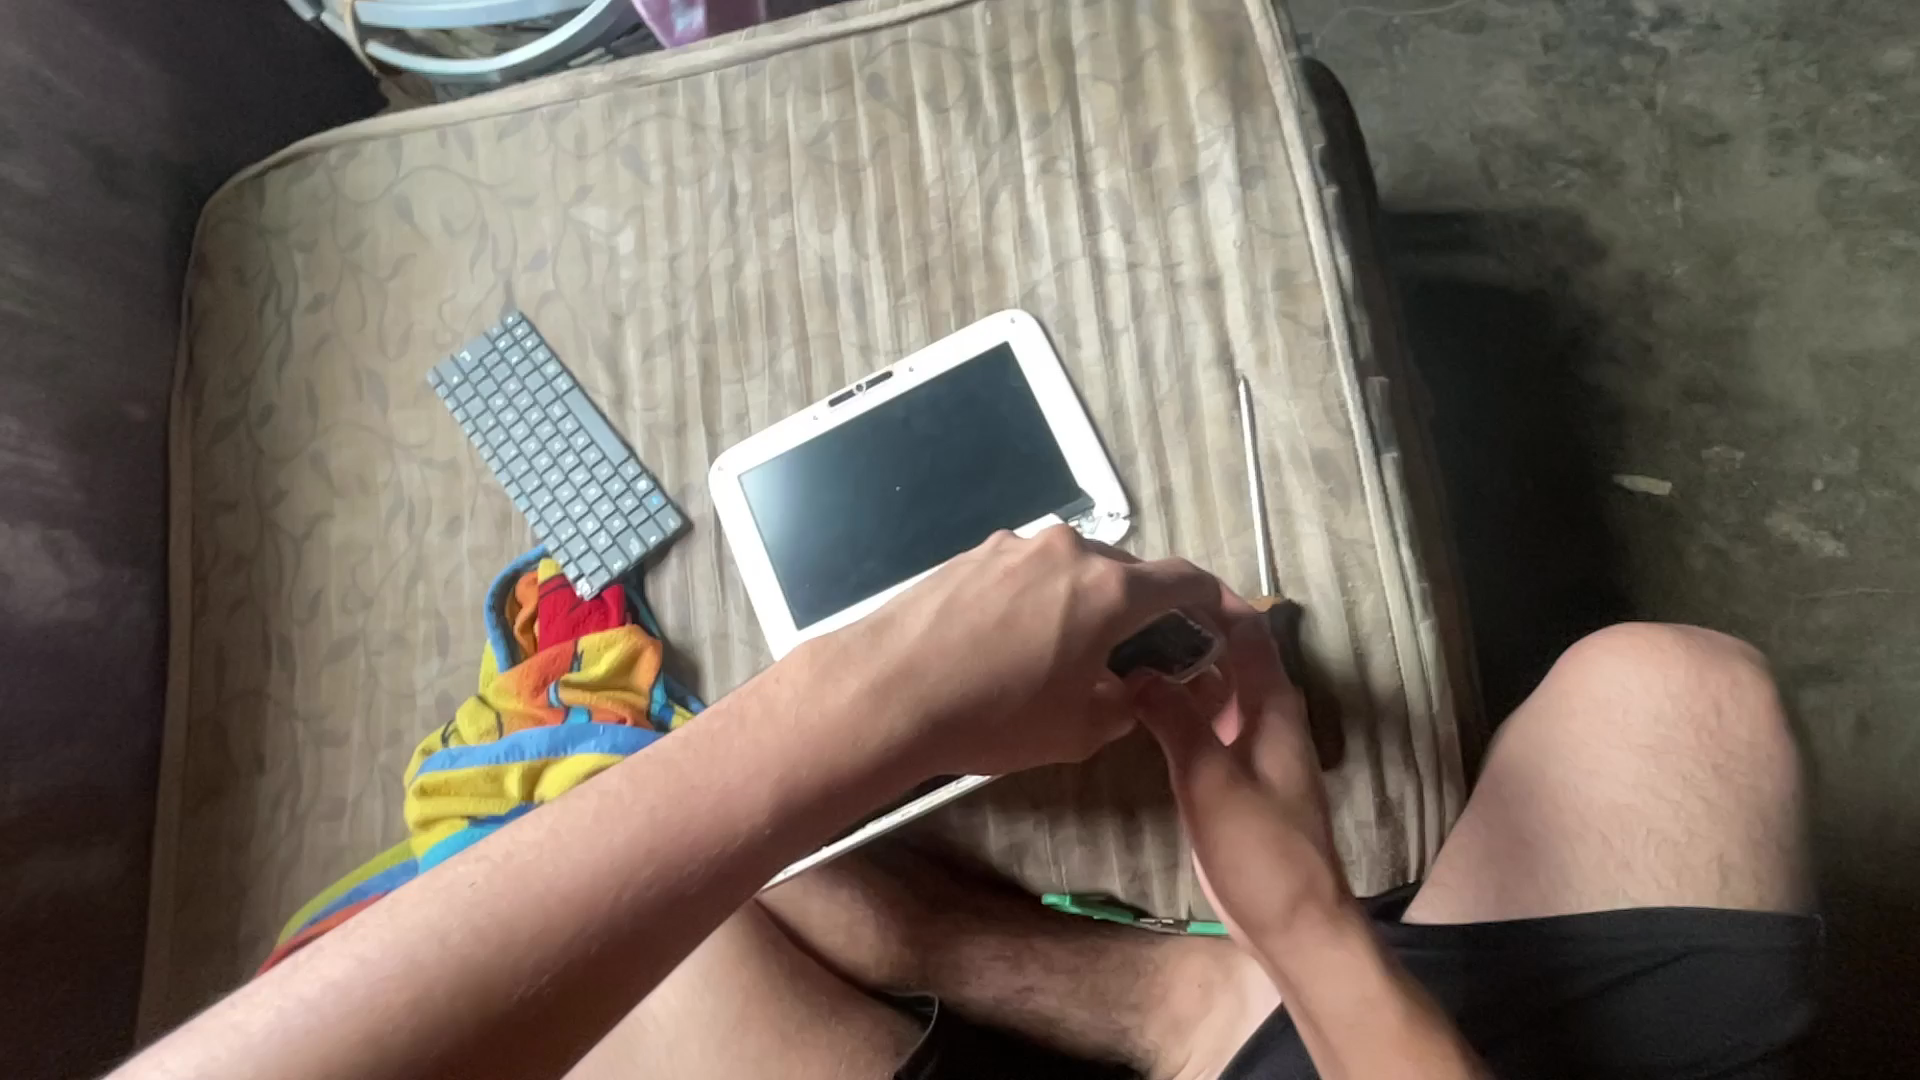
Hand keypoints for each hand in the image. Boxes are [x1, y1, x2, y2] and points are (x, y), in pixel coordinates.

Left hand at [808, 525, 1227, 779]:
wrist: (888, 689)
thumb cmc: (992, 716)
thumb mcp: (1076, 730)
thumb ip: (1123, 704)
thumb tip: (1129, 689)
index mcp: (1108, 589)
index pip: (1184, 580)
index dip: (1212, 600)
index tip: (1219, 620)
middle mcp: (1067, 551)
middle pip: (1127, 571)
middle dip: (1142, 607)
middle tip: (1135, 650)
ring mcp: (1016, 545)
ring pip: (1074, 567)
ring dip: (1086, 599)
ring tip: (1065, 646)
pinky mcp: (975, 552)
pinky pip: (1029, 569)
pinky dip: (1041, 594)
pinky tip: (1012, 635)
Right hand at [1130, 598, 1349, 947]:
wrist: (1292, 924)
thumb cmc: (1261, 847)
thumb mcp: (1211, 778)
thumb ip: (1174, 719)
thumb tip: (1134, 669)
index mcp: (1272, 707)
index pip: (1249, 632)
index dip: (1215, 600)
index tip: (1165, 581)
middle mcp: (1261, 716)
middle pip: (1225, 655)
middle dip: (1183, 630)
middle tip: (1126, 614)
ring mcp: (1244, 745)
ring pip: (1209, 689)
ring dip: (1174, 668)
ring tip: (1121, 648)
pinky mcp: (1227, 773)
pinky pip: (1199, 722)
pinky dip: (1172, 706)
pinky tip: (1134, 704)